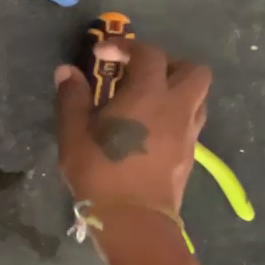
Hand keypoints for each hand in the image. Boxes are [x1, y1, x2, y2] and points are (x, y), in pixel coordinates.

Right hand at [54, 39, 209, 217]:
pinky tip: (147, 125)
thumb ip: (72, 97)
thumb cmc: (99, 171)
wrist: (135, 217)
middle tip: (135, 74)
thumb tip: (68, 71)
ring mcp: (189, 130)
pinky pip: (191, 117)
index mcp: (147, 96)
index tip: (100, 55)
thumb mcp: (73, 132)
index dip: (125, 47)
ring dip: (173, 87)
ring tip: (142, 99)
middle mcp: (176, 107)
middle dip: (165, 63)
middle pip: (192, 69)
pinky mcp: (191, 150)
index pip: (149, 54)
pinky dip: (174, 110)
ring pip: (197, 94)